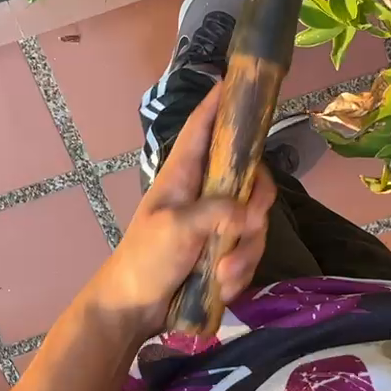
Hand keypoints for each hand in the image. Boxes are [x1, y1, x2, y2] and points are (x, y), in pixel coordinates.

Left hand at [81, 85, 275, 339]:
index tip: (234, 81)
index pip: (202, 128)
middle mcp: (205, 193)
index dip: (218, 104)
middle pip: (250, 178)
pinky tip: (224, 286)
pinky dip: (241, 271)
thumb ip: (214, 213)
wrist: (134, 309)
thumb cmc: (144, 259)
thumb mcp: (175, 229)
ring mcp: (216, 223)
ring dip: (245, 252)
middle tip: (249, 225)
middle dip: (256, 206)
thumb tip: (251, 215)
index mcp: (183, 175)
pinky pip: (249, 251)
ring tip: (223, 274)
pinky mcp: (223, 250)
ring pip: (255, 222)